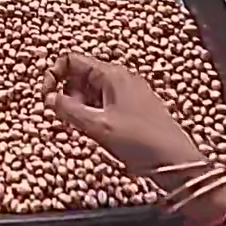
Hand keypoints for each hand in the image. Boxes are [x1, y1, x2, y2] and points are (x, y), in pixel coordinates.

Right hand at [44, 53, 204, 184]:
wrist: (179, 165)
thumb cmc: (141, 142)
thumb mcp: (98, 126)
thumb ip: (68, 110)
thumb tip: (48, 98)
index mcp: (112, 74)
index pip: (71, 60)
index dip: (54, 75)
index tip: (47, 98)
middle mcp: (119, 79)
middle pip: (79, 75)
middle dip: (66, 94)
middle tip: (67, 118)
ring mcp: (127, 94)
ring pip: (90, 92)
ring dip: (79, 107)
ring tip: (84, 128)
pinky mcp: (133, 109)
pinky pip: (103, 104)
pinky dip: (92, 114)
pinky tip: (97, 132)